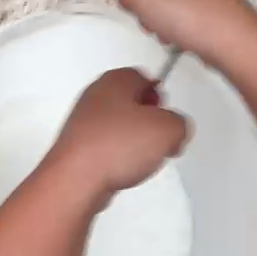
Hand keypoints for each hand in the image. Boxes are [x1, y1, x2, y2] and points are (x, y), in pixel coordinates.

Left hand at [44, 68, 188, 200]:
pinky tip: (122, 170)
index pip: (145, 77)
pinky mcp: (77, 143)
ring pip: (119, 123)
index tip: (167, 121)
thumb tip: (175, 128)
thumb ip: (180, 123)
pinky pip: (105, 143)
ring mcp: (83, 118)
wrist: (76, 178)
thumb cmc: (120, 144)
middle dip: (149, 121)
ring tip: (141, 160)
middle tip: (159, 142)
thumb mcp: (167, 129)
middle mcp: (96, 92)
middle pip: (132, 101)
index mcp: (115, 79)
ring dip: (134, 140)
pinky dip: (117, 154)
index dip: (161, 99)